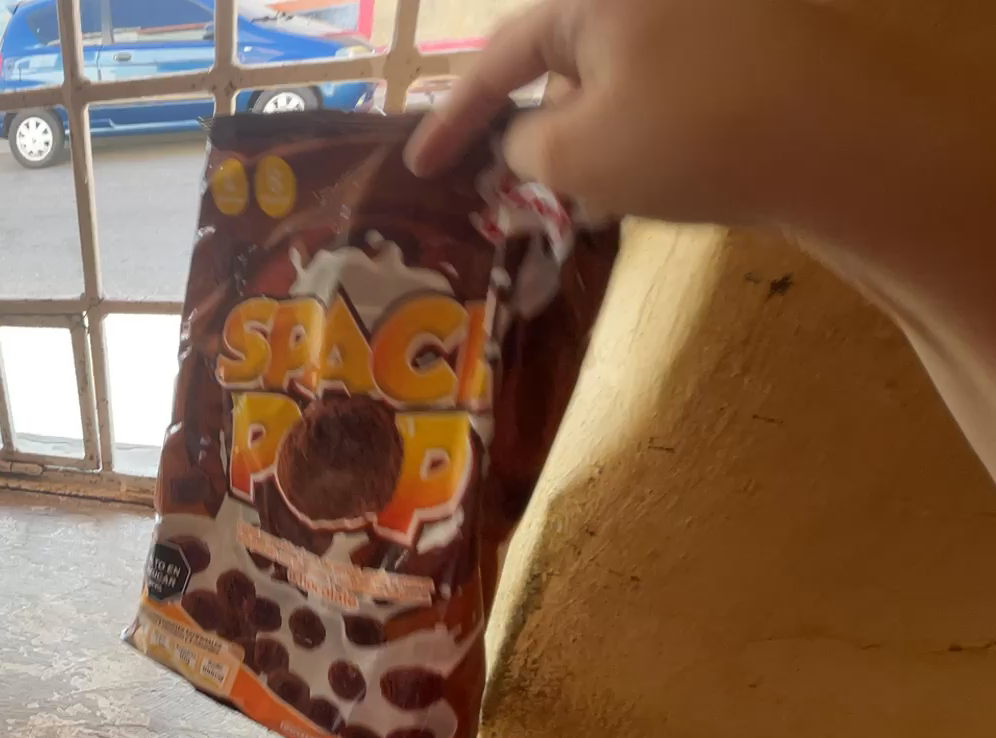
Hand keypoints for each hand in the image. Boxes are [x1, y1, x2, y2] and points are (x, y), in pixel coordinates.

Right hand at [404, 0, 875, 227]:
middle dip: (512, 126)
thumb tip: (519, 141)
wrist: (843, 147)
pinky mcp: (731, 49)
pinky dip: (613, 134)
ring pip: (596, 83)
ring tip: (549, 197)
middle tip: (479, 178)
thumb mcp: (568, 154)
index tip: (416, 168)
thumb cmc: (684, 141)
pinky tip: (611, 185)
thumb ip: (518, 143)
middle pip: (549, 63)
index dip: (449, 120)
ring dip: (564, 140)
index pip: (498, 60)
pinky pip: (642, 89)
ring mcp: (697, 17)